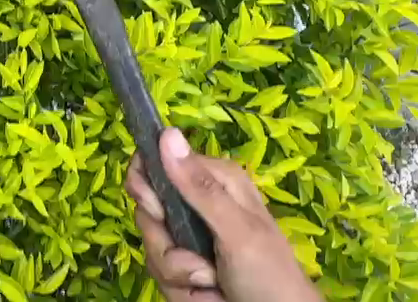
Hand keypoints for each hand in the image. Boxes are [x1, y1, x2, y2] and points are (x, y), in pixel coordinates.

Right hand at [127, 129, 322, 301]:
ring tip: (212, 288)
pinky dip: (183, 292)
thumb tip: (166, 132)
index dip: (145, 188)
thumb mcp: (238, 232)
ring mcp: (190, 234)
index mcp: (213, 180)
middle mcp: (197, 201)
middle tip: (201, 268)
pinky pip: (161, 271)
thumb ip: (200, 188)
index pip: (152, 162)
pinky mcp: (187, 264)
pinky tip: (209, 296)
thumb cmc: (271, 279)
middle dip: (167, 247)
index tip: (157, 212)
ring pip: (153, 245)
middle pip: (147, 210)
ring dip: (177, 276)